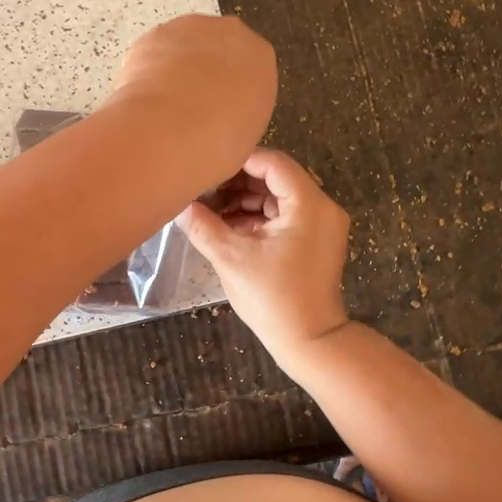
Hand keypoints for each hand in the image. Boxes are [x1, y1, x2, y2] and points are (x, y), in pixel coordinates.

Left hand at [104, 15, 276, 168]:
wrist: (170, 132)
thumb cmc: (217, 144)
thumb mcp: (244, 136)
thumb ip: (239, 115)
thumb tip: (220, 119)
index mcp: (261, 59)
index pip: (248, 70)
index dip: (229, 92)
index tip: (217, 113)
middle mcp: (231, 33)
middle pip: (217, 51)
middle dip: (204, 74)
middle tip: (189, 109)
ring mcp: (191, 28)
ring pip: (184, 47)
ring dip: (175, 69)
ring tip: (163, 106)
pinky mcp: (156, 33)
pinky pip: (154, 52)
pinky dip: (148, 70)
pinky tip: (145, 96)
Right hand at [178, 148, 350, 361]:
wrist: (309, 339)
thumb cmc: (272, 297)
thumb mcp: (231, 258)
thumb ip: (203, 226)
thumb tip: (178, 205)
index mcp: (307, 203)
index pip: (272, 162)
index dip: (238, 162)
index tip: (208, 170)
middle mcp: (322, 207)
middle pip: (277, 178)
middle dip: (238, 184)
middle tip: (205, 192)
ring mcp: (323, 225)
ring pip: (280, 199)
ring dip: (246, 202)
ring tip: (211, 213)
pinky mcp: (317, 242)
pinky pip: (286, 217)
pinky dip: (260, 219)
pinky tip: (230, 229)